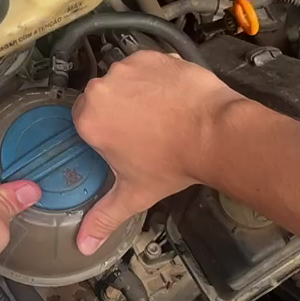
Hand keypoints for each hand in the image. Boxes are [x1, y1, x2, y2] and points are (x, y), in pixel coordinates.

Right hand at [70, 50, 249, 254]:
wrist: (216, 134)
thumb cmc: (174, 162)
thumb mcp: (134, 194)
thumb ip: (103, 218)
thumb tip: (84, 245)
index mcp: (89, 119)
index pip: (83, 120)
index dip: (105, 131)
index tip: (122, 140)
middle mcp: (102, 88)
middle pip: (103, 97)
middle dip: (120, 110)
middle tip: (145, 129)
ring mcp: (129, 68)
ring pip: (125, 80)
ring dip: (138, 91)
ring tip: (161, 113)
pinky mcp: (154, 56)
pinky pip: (147, 64)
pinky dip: (157, 77)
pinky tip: (171, 97)